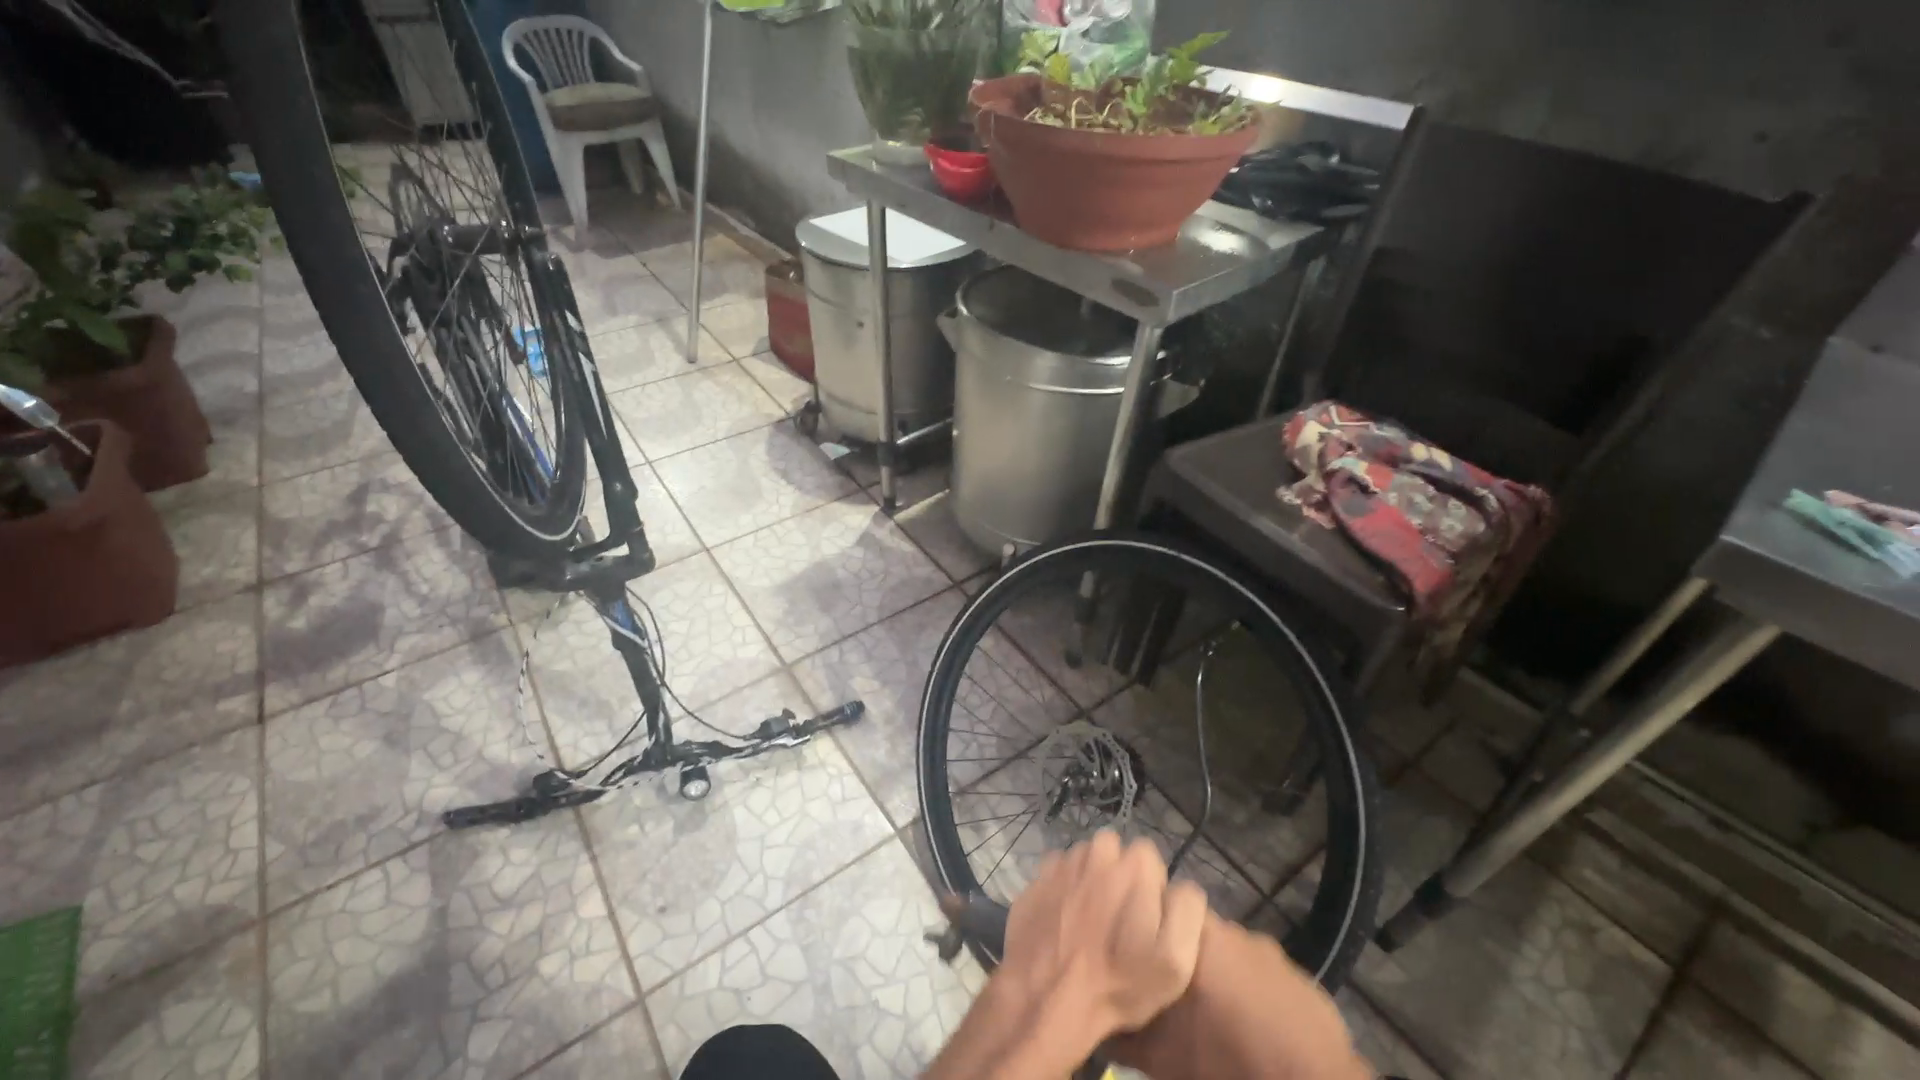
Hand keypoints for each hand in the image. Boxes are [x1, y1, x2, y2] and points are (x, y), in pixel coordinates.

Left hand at [996, 831, 1210, 1053]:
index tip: (1144, 921)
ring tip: (1089, 923)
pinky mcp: (1033, 881)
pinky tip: (1062, 922)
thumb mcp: (1175, 962)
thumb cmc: (1117, 984)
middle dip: (1118, 877)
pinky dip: (1061, 890)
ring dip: (1089, 882)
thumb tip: (1180, 888)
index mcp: (1134, 865)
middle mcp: (1095, 852)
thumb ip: (1188, 910)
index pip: (1149, 858)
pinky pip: (1056, 875)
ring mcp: (1060, 865)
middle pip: (1114, 854)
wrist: (1046, 1000)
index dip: (1150, 888)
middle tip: (1116, 921)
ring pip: (1084, 861)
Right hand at [1108, 913, 1371, 1079]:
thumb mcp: (1162, 1060)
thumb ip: (1123, 1034)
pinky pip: (1257, 970)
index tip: (1129, 953)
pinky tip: (1245, 1022)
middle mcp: (1230, 931)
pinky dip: (1247, 988)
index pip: (1155, 907)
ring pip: (1225, 950)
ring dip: (1213, 972)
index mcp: (1194, 939)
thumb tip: (1092, 1022)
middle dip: (1176, 955)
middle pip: (1189, 929)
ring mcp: (1266, 949)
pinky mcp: (1295, 972)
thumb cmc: (1229, 1065)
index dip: (1140, 928)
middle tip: (1165, 992)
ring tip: (1207, 1012)